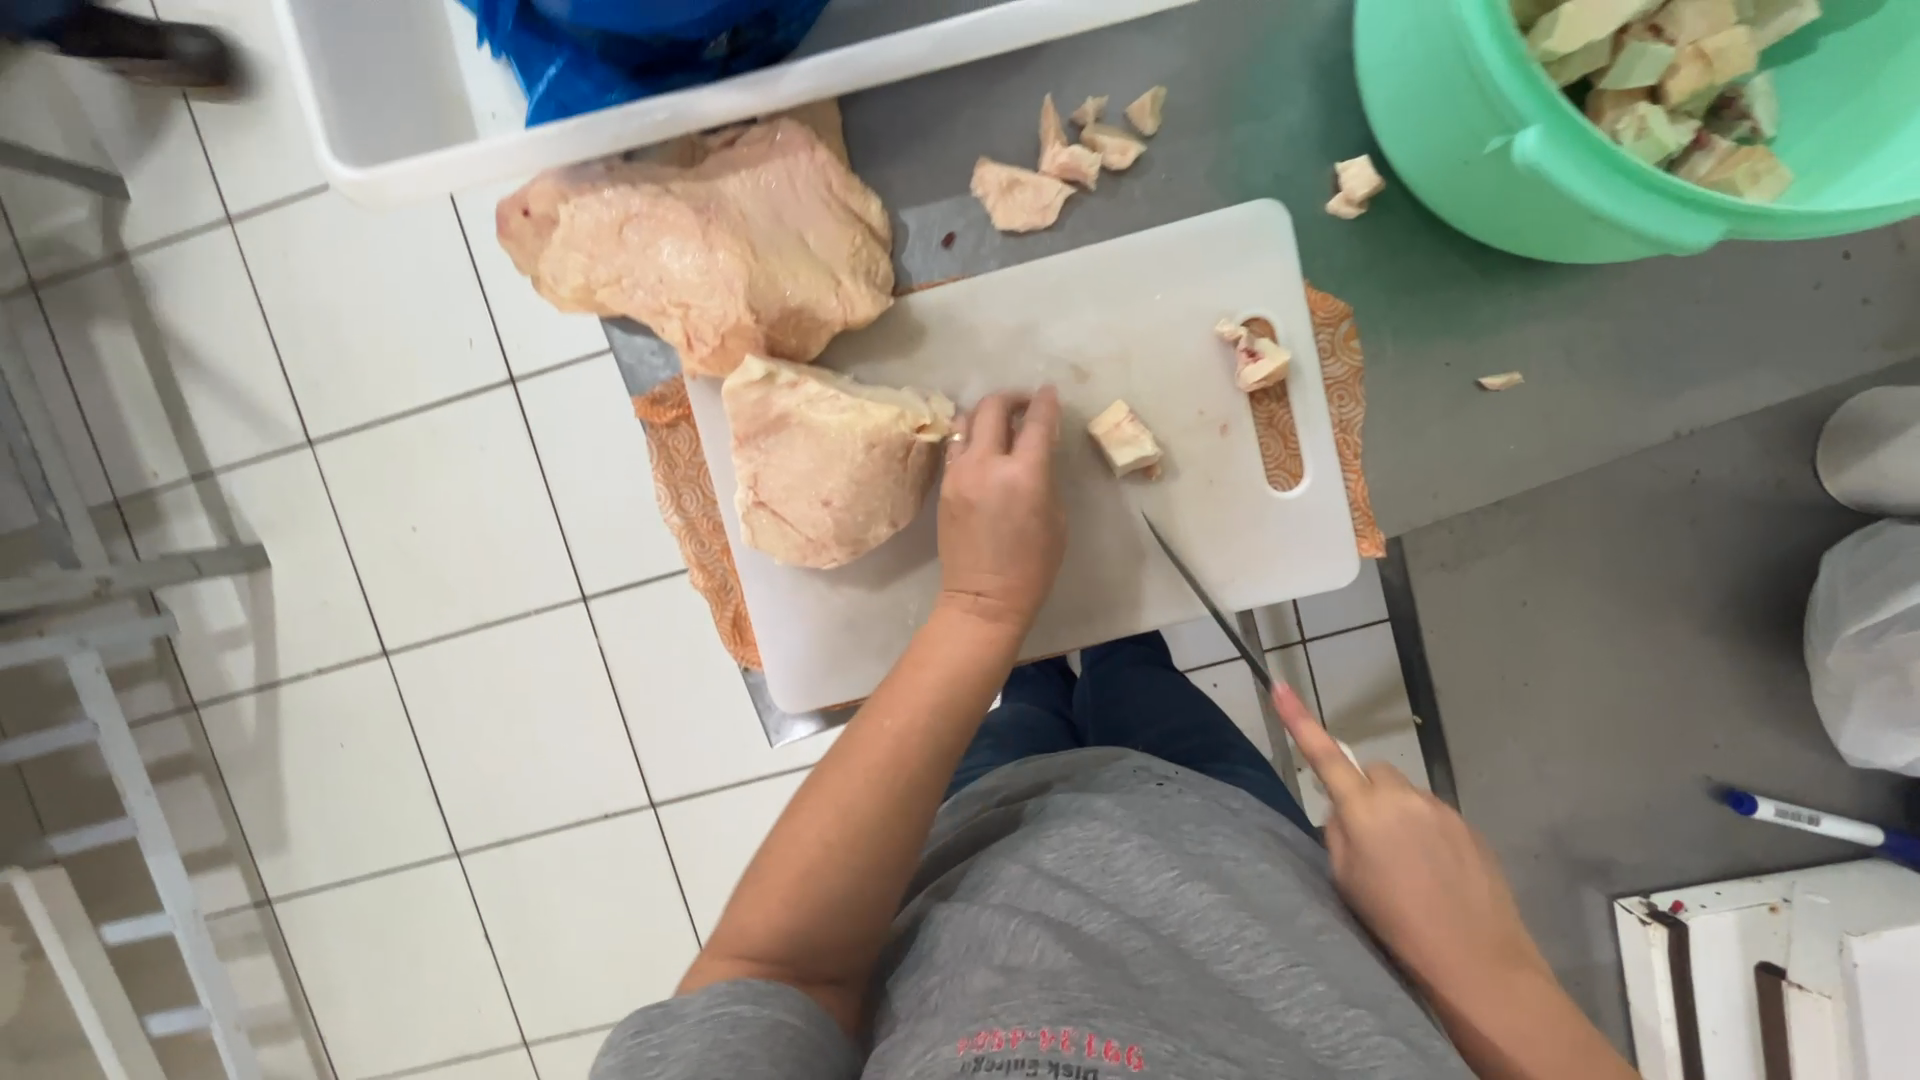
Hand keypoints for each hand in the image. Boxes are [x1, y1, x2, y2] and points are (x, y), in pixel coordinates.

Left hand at [936, 388, 1066, 632]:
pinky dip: (970, 437)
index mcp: (1025, 474)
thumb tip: (1038, 452)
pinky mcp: (943, 486)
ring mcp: (958, 474)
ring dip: (986, 414)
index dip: (1046, 401)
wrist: (983, 597)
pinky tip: (982, 446)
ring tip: (1000, 422)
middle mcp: (987, 464)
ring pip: (967, 422)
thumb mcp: (1056, 518)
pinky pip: (955, 447)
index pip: (1036, 421)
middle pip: (993, 407)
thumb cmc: (1033, 566)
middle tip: (1025, 404)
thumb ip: (1046, 476)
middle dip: (1012, 398)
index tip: (1050, 393)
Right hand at [1271, 683, 1551, 997]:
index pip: (1323, 754)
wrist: (1477, 961)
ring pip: (1404, 795)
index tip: (1280, 685)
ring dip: (1398, 815)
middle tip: (1369, 839)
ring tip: (1409, 865)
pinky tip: (1436, 873)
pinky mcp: (1468, 826)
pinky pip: (1433, 815)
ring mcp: (1440, 809)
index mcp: (1362, 810)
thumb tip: (1345, 811)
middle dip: (1366, 792)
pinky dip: (1426, 833)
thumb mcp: (1345, 881)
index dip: (1299, 719)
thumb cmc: (1396, 924)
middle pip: (1373, 773)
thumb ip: (1338, 833)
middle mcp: (1401, 797)